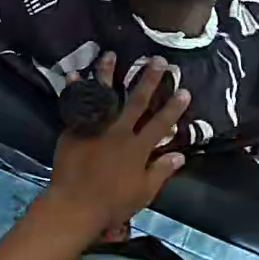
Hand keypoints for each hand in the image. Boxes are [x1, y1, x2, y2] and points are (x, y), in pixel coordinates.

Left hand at [34, 53, 190, 237]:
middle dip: (149, 80)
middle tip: (158, 60)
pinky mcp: (75, 130)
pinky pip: (76, 105)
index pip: (161, 123)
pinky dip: (76, 90)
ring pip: (104, 96)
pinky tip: (75, 74)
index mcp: (138, 148)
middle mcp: (119, 132)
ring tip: (110, 54)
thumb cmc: (111, 203)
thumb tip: (180, 154)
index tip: (184, 90)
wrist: (74, 205)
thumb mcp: (143, 192)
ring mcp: (96, 128)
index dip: (174, 107)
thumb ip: (161, 171)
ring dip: (108, 73)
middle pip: (136, 101)